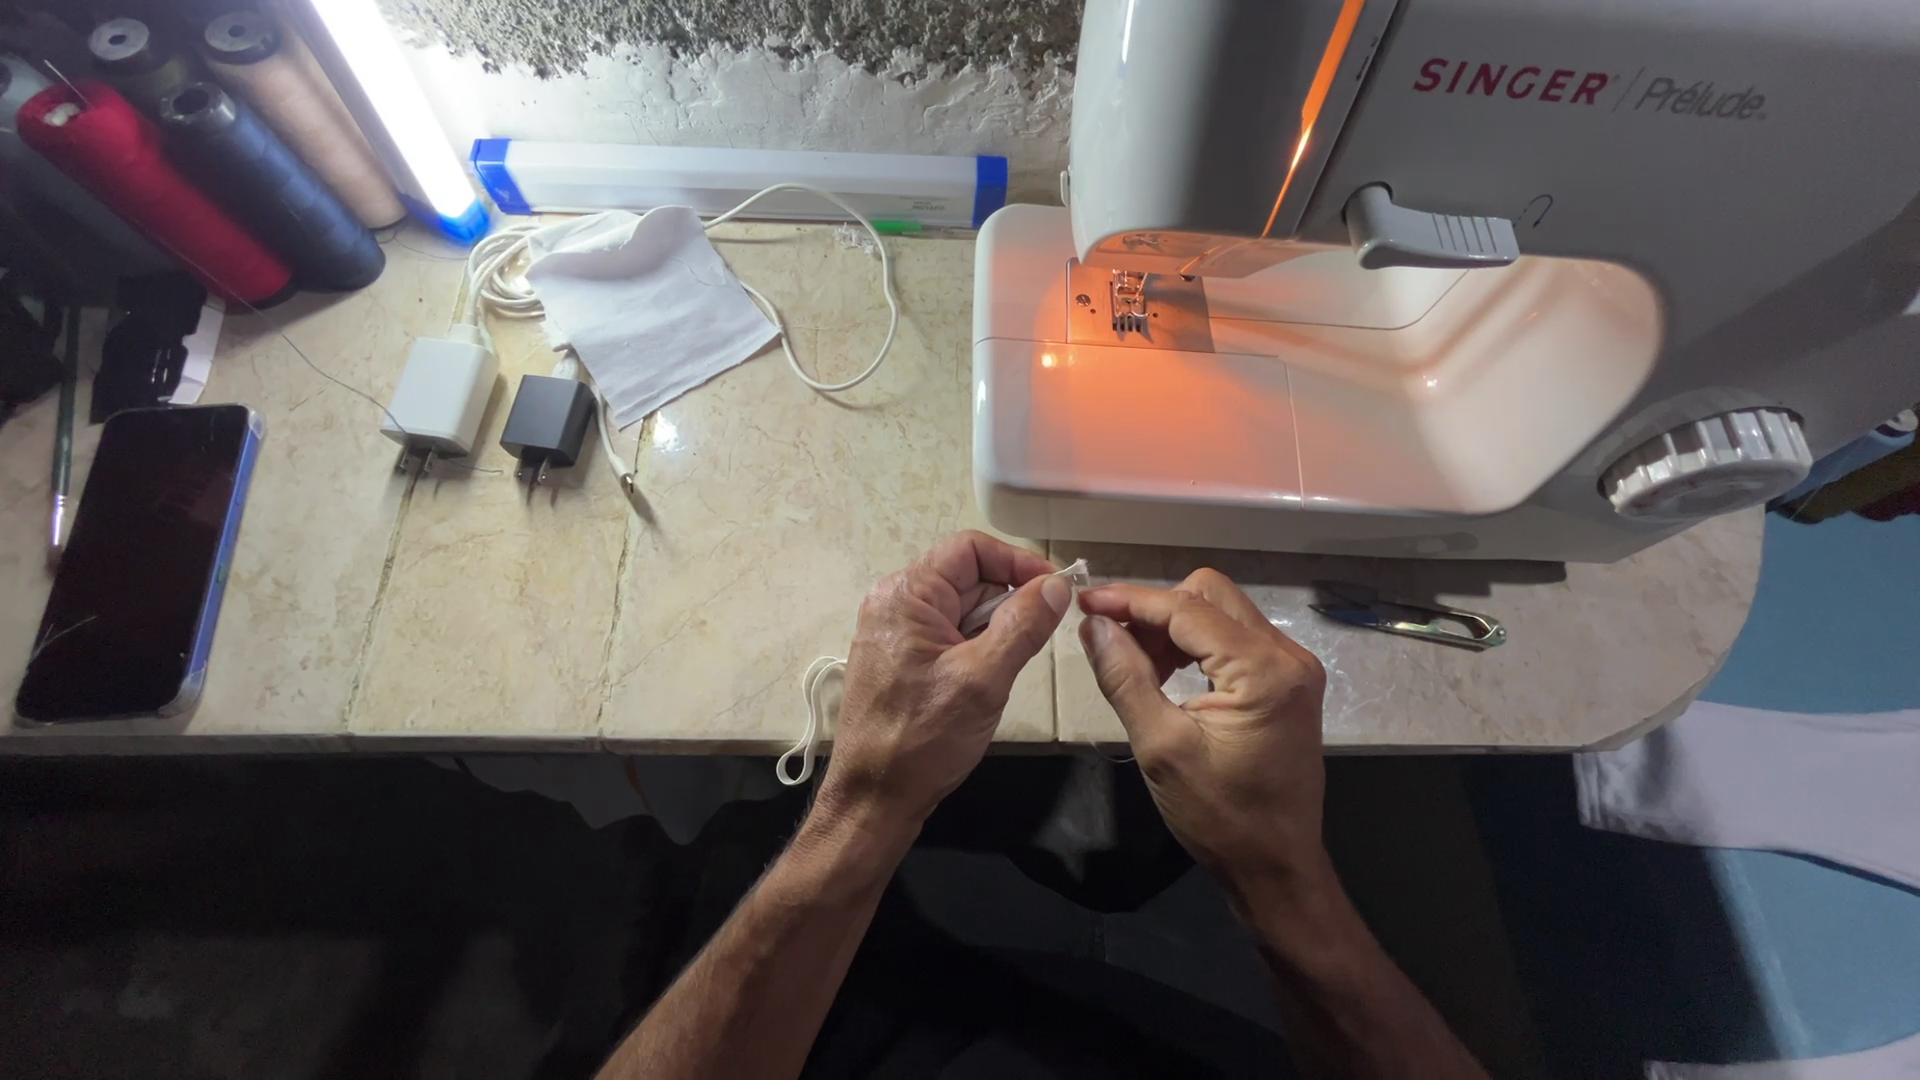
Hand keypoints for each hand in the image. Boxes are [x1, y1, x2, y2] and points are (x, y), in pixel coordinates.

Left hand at [820, 531, 1069, 828]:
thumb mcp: (982, 679)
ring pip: (962, 606)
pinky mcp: (901, 655)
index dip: (1017, 561)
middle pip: (968, 575)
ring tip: (1012, 663)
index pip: (970, 548)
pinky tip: (990, 674)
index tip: (1055, 589)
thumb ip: (1023, 626)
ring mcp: (896, 629)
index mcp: (906, 594)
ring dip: (996, 625)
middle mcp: (895, 601)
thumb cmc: (923, 738)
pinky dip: (977, 644)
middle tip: (1040, 635)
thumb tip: (1057, 584)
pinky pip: (949, 631)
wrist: (874, 798)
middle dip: (1009, 598)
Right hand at [1078, 569, 1329, 887]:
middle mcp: (1287, 655)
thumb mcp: (1159, 747)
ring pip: (1220, 610)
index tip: (1084, 602)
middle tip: (1112, 638)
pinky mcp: (1286, 680)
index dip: (1130, 600)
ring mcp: (1292, 666)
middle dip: (1153, 608)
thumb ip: (1125, 677)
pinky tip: (1166, 671)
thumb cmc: (1218, 816)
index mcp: (1263, 671)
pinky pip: (1232, 636)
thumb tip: (1093, 625)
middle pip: (1208, 594)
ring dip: (1171, 625)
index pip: (1186, 609)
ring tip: (1135, 662)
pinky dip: (1193, 642)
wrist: (1275, 867)